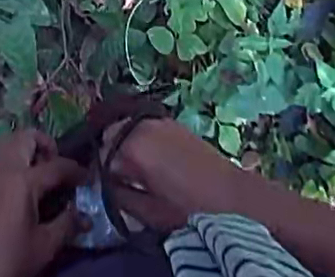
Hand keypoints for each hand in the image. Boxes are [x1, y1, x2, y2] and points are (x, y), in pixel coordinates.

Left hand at [0, 129, 84, 276]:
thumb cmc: (11, 258)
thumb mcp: (45, 245)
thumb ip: (67, 224)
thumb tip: (85, 216)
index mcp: (23, 180)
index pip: (55, 166)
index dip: (74, 170)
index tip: (86, 176)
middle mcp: (3, 165)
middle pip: (28, 137)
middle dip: (46, 146)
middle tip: (57, 166)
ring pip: (11, 139)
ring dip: (27, 147)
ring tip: (39, 171)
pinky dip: (12, 154)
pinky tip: (20, 178)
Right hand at [102, 119, 255, 230]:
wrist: (233, 196)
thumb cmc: (190, 209)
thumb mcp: (150, 213)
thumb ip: (120, 198)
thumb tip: (107, 187)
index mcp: (131, 148)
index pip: (100, 157)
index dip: (101, 174)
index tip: (107, 187)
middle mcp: (139, 126)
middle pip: (109, 134)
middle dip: (110, 153)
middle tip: (120, 178)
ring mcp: (155, 120)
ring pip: (125, 126)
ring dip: (123, 143)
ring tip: (134, 167)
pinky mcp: (169, 121)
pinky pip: (142, 124)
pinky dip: (138, 136)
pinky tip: (149, 157)